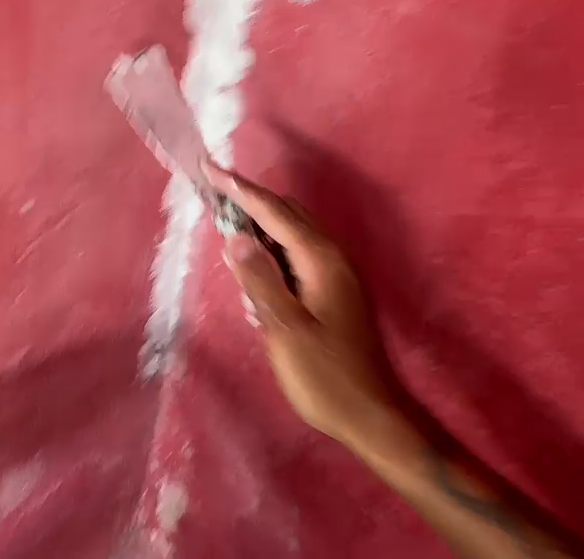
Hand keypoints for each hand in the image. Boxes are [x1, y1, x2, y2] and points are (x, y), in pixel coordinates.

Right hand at [206, 162, 404, 450]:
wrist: (373, 415)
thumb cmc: (326, 376)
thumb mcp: (285, 329)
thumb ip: (260, 279)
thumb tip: (236, 236)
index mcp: (320, 259)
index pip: (273, 212)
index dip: (239, 189)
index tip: (210, 167)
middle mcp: (332, 256)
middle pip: (286, 214)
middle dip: (249, 200)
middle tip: (213, 191)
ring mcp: (337, 272)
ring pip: (294, 231)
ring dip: (261, 222)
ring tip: (228, 221)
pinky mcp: (335, 289)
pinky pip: (299, 251)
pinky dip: (274, 245)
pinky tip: (257, 262)